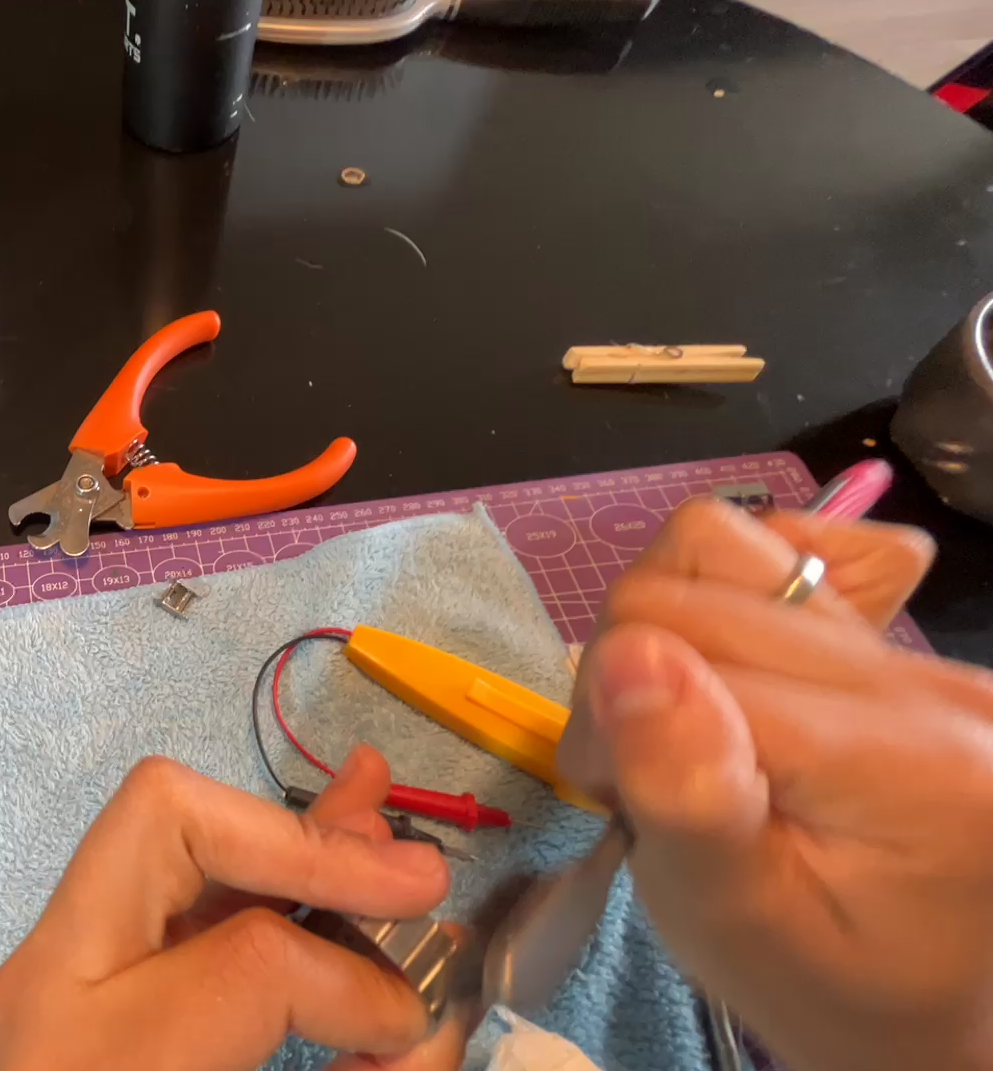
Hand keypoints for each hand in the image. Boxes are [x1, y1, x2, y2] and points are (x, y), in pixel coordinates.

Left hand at [0, 748, 450, 1070]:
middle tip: (417, 875)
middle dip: (298, 839)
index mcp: (92, 1055)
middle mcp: (55, 976)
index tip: (408, 1031)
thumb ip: (326, 1049)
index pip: (238, 963)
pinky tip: (321, 828)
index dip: (347, 983)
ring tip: (378, 813)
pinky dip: (252, 859)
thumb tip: (410, 1009)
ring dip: (283, 833)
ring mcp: (61, 960)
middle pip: (160, 819)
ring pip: (165, 827)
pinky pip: (173, 881)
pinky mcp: (84, 962)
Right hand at [557, 498, 992, 1070]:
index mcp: (906, 760)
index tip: (616, 795)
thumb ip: (679, 787)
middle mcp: (933, 682)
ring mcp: (923, 650)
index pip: (675, 657)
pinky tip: (722, 654)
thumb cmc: (809, 973)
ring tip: (672, 709)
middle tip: (639, 760)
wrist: (915, 996)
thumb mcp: (721, 909)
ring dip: (653, 627)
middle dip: (621, 671)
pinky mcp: (896, 638)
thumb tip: (628, 654)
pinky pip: (774, 547)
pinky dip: (716, 583)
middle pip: (682, 595)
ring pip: (711, 553)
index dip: (610, 719)